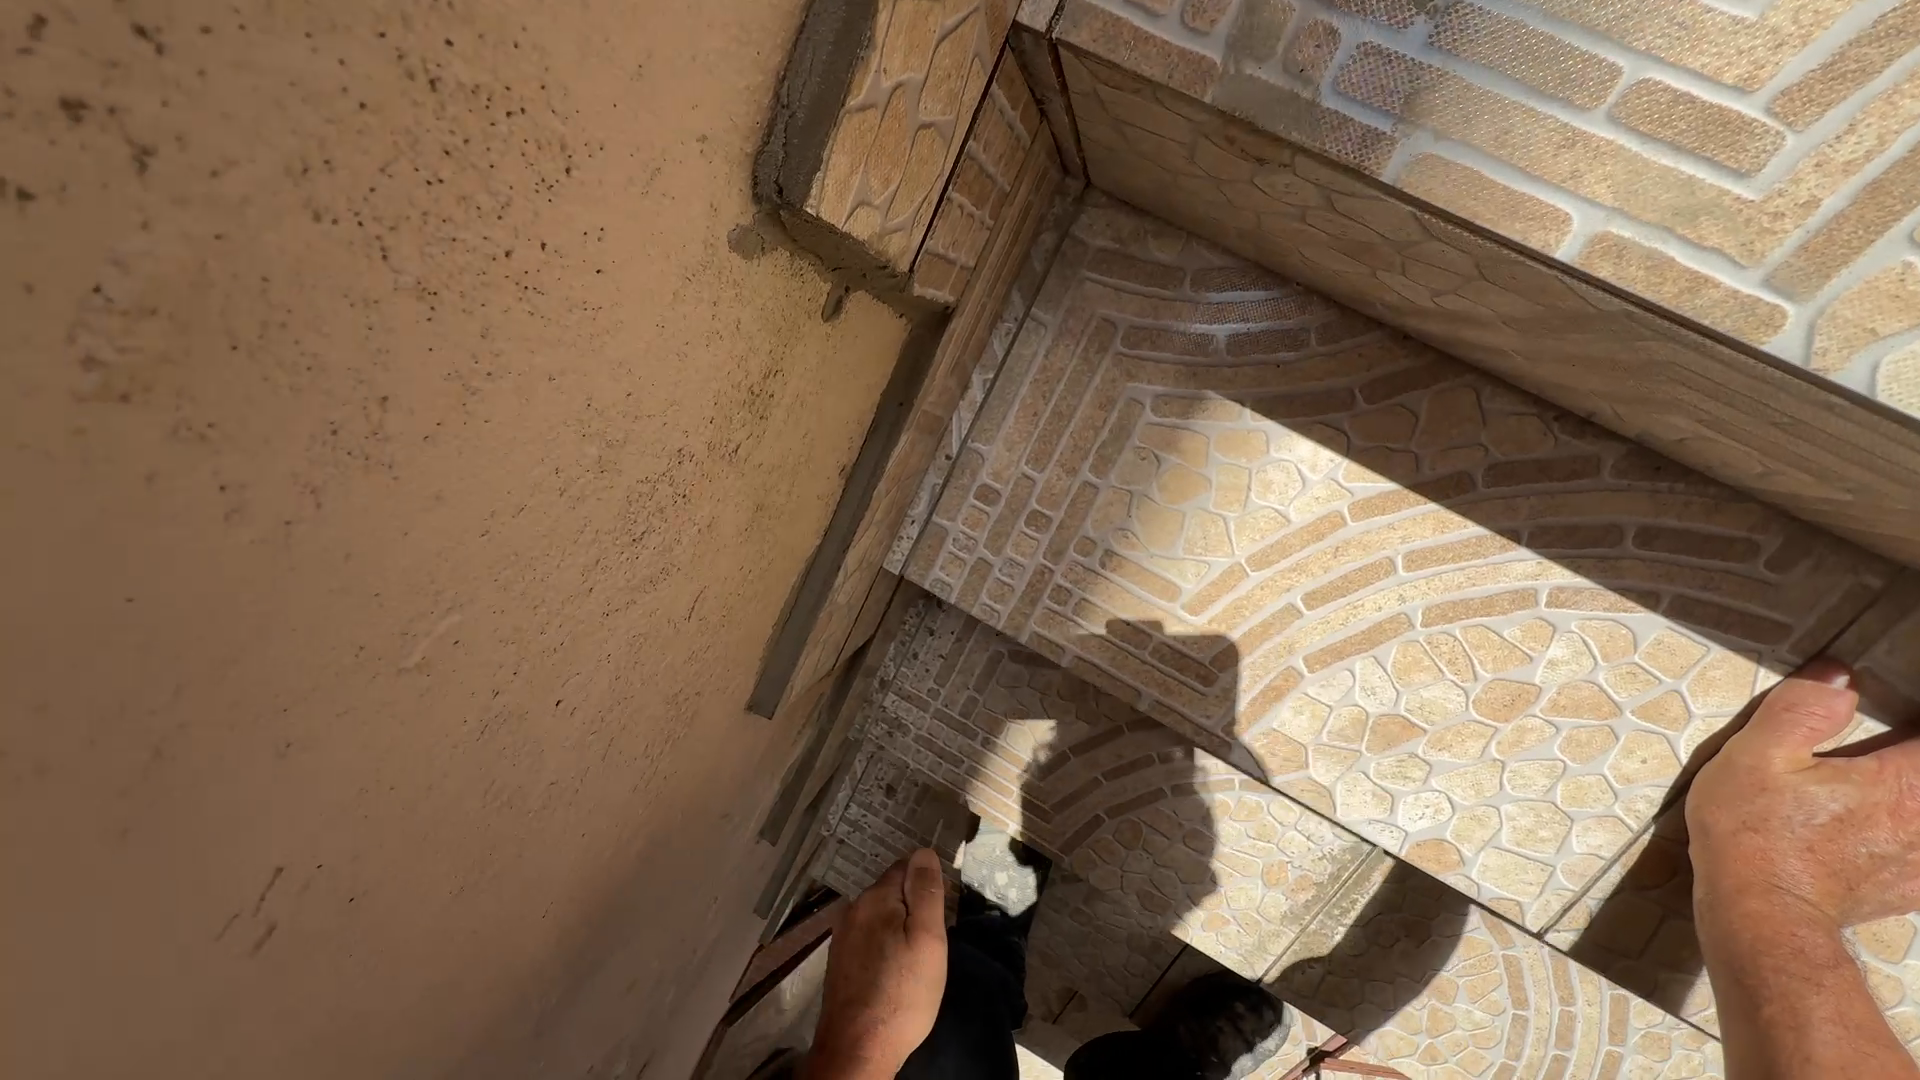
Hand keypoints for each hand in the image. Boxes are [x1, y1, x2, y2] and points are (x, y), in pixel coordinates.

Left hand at [805, 848, 948, 1079]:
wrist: (856, 1051)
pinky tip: (893, 972)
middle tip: (932, 943)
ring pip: (880, 916)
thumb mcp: (928, 940)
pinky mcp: (839, 962)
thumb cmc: (901, 994)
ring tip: (914, 960)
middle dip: (913, 906)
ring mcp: (842, 936)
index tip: (941, 915)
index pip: (906, 867)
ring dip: (898, 928)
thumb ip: (926, 892)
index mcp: (875, 898)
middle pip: (892, 891)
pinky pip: (868, 938)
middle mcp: (853, 909)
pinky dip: (884, 946)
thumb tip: (924, 852)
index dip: (928, 885)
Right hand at [1687, 659, 1919, 929]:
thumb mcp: (1755, 757)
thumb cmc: (1753, 827)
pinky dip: (1907, 834)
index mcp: (1902, 779)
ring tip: (1877, 791)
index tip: (1898, 711)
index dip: (1914, 721)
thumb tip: (1839, 674)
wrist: (1761, 908)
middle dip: (1910, 763)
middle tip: (1886, 754)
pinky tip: (1885, 833)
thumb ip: (1800, 713)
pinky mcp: (1914, 885)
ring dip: (1908, 796)